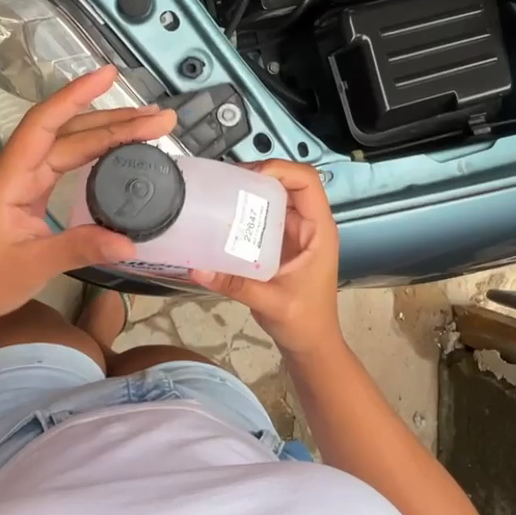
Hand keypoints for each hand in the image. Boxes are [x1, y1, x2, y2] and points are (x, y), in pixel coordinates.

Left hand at [0, 67, 175, 340]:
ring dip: (111, 130)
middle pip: (70, 130)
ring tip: (151, 123)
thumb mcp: (32, 267)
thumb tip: (129, 242)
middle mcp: (19, 167)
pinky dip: (99, 148)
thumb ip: (79, 249)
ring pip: (73, 141)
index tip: (108, 75)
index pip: (44, 124)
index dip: (75, 96)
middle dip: (115, 119)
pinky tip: (122, 144)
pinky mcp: (35, 188)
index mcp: (9, 176)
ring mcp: (27, 177)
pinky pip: (70, 158)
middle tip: (160, 117)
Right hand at [188, 160, 341, 357]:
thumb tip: (197, 268)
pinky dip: (249, 210)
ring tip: (221, 191)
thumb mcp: (269, 302)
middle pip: (290, 182)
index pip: (307, 181)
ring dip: (253, 190)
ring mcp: (297, 232)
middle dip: (260, 175)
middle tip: (226, 181)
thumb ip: (234, 284)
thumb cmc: (304, 322)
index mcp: (319, 230)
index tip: (249, 175)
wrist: (312, 345)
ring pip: (278, 196)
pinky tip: (226, 214)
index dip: (281, 169)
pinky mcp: (283, 242)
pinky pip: (268, 215)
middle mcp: (310, 224)